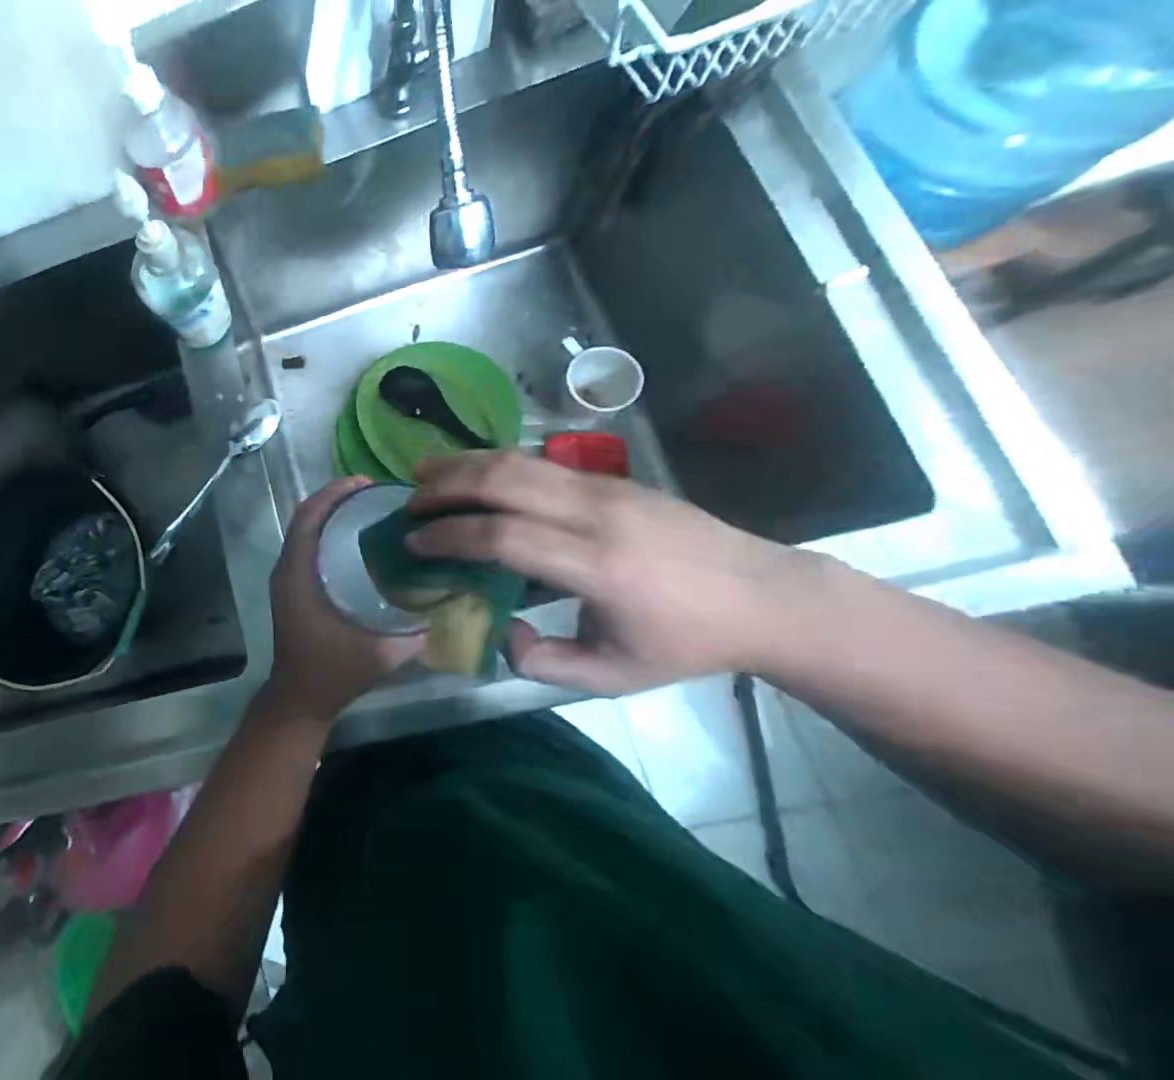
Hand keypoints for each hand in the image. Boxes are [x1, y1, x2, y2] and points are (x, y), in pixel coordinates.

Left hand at [264, 477, 424, 715]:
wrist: (300, 699)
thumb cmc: (332, 672)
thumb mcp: (380, 652)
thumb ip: (418, 629)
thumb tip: (457, 600)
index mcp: (298, 575)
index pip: (309, 518)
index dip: (334, 494)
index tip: (367, 482)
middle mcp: (286, 570)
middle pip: (306, 518)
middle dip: (336, 499)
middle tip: (376, 493)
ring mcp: (286, 580)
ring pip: (305, 532)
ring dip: (331, 515)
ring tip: (370, 509)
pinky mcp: (291, 589)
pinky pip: (306, 548)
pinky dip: (327, 534)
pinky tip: (358, 541)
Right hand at [406, 451, 823, 695]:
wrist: (766, 596)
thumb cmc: (685, 643)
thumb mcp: (610, 676)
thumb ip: (539, 661)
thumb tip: (495, 625)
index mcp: (597, 567)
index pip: (503, 536)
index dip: (449, 536)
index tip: (414, 543)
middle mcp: (598, 515)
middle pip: (504, 481)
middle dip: (445, 487)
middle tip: (408, 503)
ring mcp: (607, 489)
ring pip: (520, 461)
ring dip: (464, 464)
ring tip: (423, 473)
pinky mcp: (614, 479)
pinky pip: (540, 463)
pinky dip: (495, 464)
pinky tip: (472, 474)